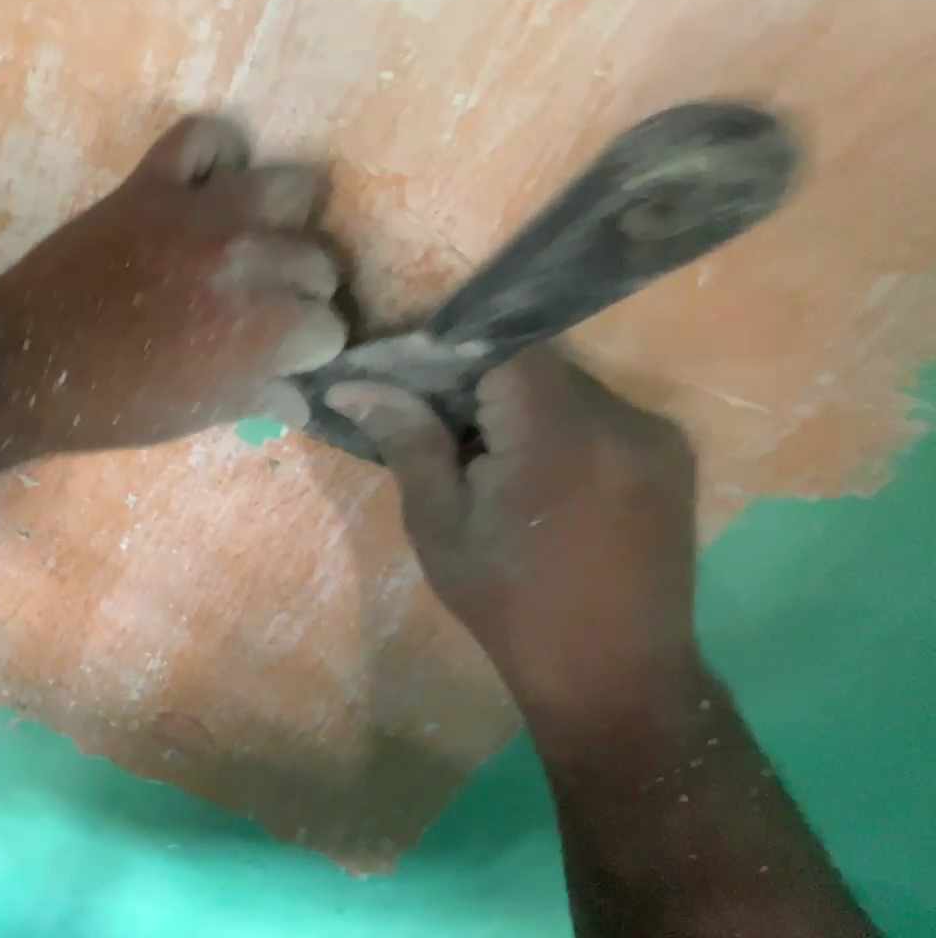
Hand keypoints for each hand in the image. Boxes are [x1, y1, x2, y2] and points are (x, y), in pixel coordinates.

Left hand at [0, 115, 347, 450]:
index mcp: (265, 329)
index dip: (305, 347)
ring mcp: (200, 212)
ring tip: (252, 241)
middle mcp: (249, 259)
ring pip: (289, 186)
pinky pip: (203, 137)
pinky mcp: (151, 183)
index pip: (329, 327)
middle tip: (263, 305)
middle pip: (319, 259)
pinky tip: (208, 186)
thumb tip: (301, 393)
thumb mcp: (196, 416)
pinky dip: (214, 155)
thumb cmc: (111, 405)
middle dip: (299, 290)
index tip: (280, 353)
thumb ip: (260, 396)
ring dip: (282, 218)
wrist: (25, 364)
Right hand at [324, 346, 701, 716]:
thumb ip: (406, 441)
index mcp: (563, 434)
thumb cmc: (509, 600)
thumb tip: (353, 385)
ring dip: (512, 406)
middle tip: (428, 426)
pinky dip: (549, 424)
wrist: (612, 673)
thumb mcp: (437, 522)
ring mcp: (657, 437)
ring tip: (474, 455)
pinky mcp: (670, 456)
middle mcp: (625, 419)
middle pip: (533, 366)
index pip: (498, 351)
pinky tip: (524, 471)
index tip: (402, 386)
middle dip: (474, 385)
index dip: (445, 359)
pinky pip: (593, 412)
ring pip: (562, 387)